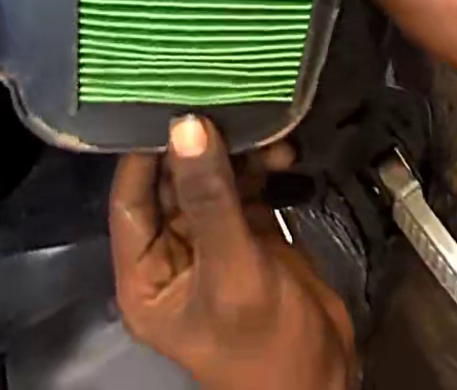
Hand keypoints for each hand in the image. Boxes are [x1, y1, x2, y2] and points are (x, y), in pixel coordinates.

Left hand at [110, 116, 355, 389]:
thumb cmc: (264, 342)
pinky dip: (263, 164)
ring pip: (213, 175)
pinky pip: (246, 182)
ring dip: (238, 150)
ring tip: (265, 126)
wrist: (325, 377)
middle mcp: (173, 248)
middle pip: (174, 179)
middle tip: (223, 96)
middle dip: (200, 142)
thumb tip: (186, 123)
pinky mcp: (247, 228)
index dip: (145, 151)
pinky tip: (284, 152)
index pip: (130, 198)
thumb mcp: (233, 272)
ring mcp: (212, 235)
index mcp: (146, 273)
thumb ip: (210, 197)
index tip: (169, 101)